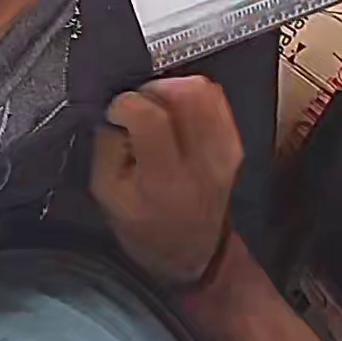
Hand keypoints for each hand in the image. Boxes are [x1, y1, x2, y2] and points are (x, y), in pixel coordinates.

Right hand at [91, 76, 241, 285]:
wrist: (193, 251)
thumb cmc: (141, 224)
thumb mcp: (104, 192)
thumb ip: (105, 144)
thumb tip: (114, 106)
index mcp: (166, 180)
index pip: (149, 116)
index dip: (124, 104)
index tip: (114, 114)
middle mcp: (204, 161)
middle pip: (183, 93)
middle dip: (150, 90)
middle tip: (137, 108)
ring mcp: (227, 149)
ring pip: (202, 89)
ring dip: (170, 90)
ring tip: (155, 109)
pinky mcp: (236, 141)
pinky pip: (214, 96)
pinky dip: (189, 95)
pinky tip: (175, 113)